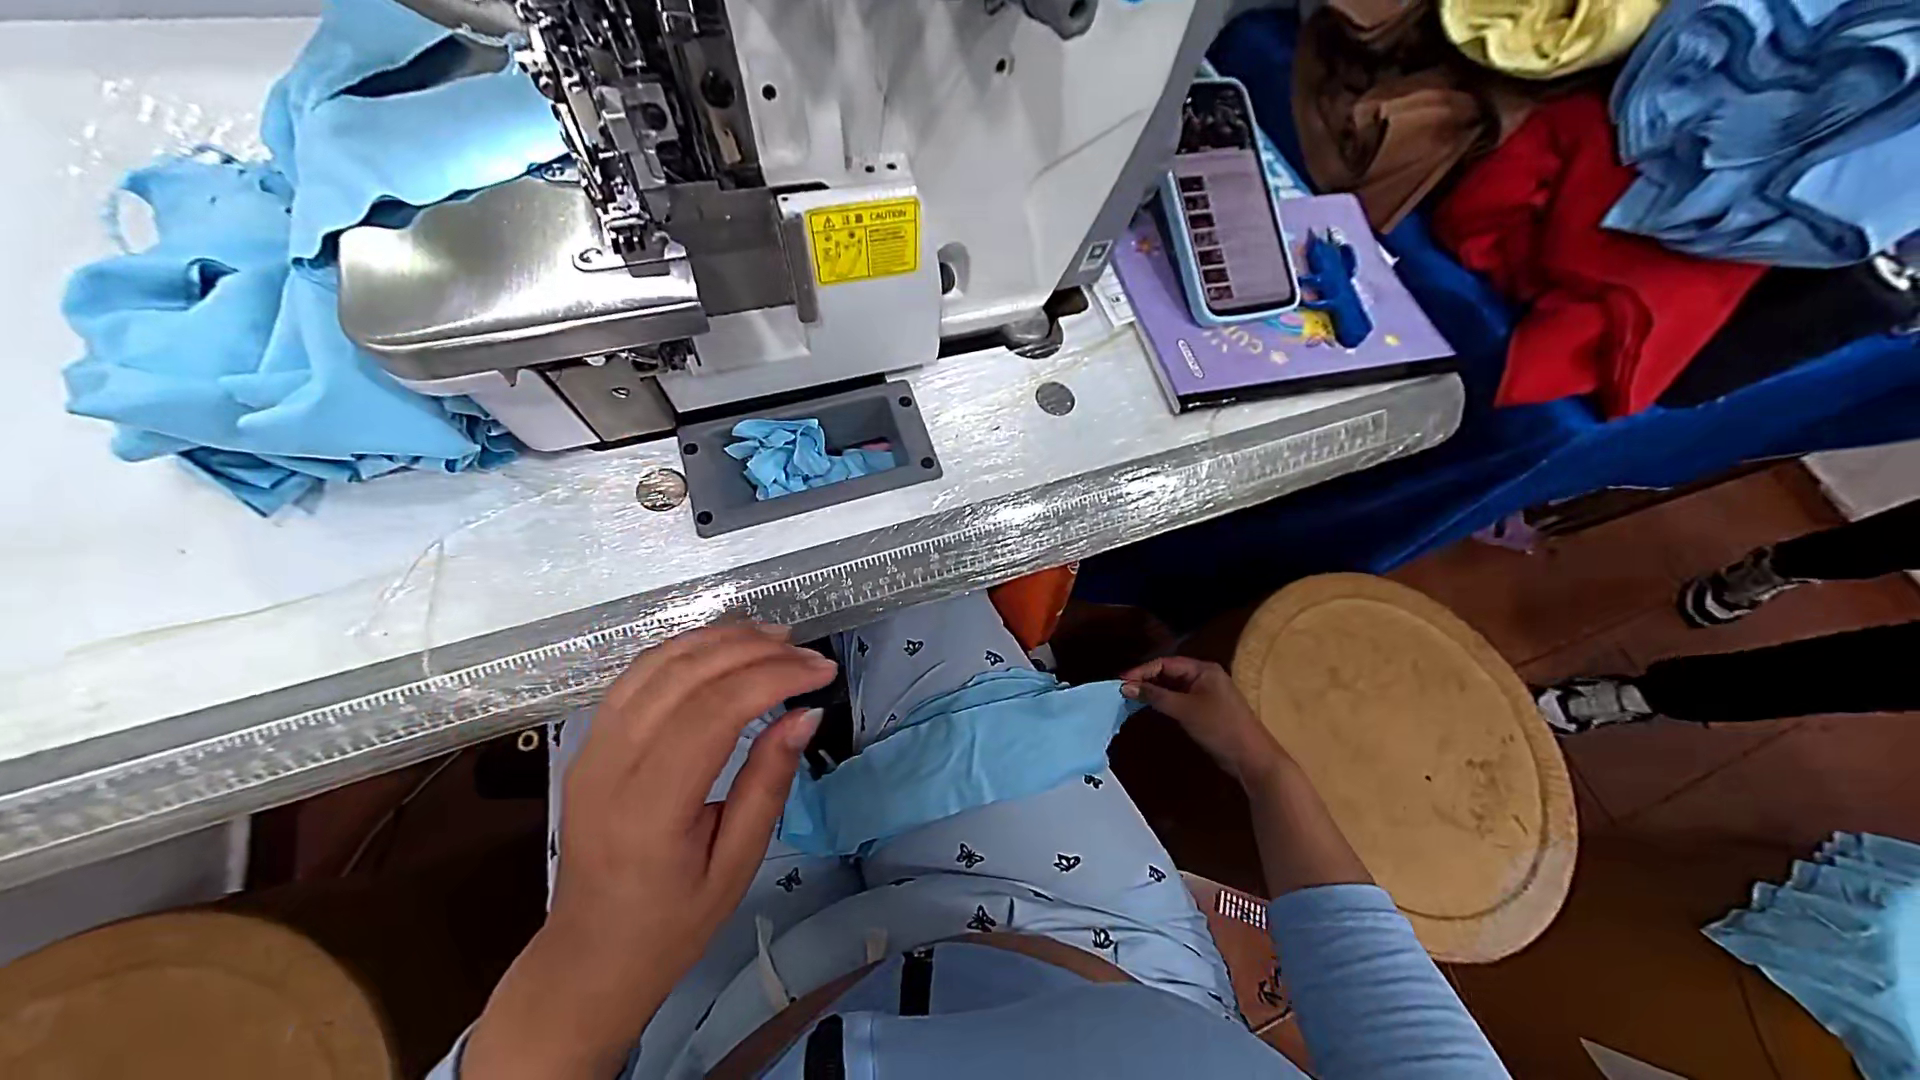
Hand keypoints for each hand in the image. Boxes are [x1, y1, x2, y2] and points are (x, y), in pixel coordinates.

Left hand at [466, 622, 836, 1079]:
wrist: (589, 954)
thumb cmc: (672, 922)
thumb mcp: (736, 864)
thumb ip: (768, 783)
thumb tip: (805, 714)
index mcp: (647, 810)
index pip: (713, 713)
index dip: (773, 678)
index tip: (821, 670)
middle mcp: (609, 767)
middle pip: (685, 677)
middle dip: (753, 651)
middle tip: (805, 652)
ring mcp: (590, 749)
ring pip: (657, 664)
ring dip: (719, 639)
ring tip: (773, 638)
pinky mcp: (588, 742)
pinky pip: (637, 675)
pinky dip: (685, 648)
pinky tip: (723, 646)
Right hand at [1121, 656, 1286, 787]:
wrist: (1251, 757)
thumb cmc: (1220, 727)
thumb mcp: (1185, 709)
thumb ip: (1155, 696)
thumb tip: (1126, 687)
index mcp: (1203, 669)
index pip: (1165, 663)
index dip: (1142, 671)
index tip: (1121, 681)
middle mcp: (1204, 676)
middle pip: (1168, 673)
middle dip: (1146, 680)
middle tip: (1123, 689)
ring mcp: (1205, 693)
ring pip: (1172, 686)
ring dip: (1153, 691)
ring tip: (1130, 697)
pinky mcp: (1204, 709)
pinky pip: (1178, 699)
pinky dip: (1162, 701)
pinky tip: (1149, 706)